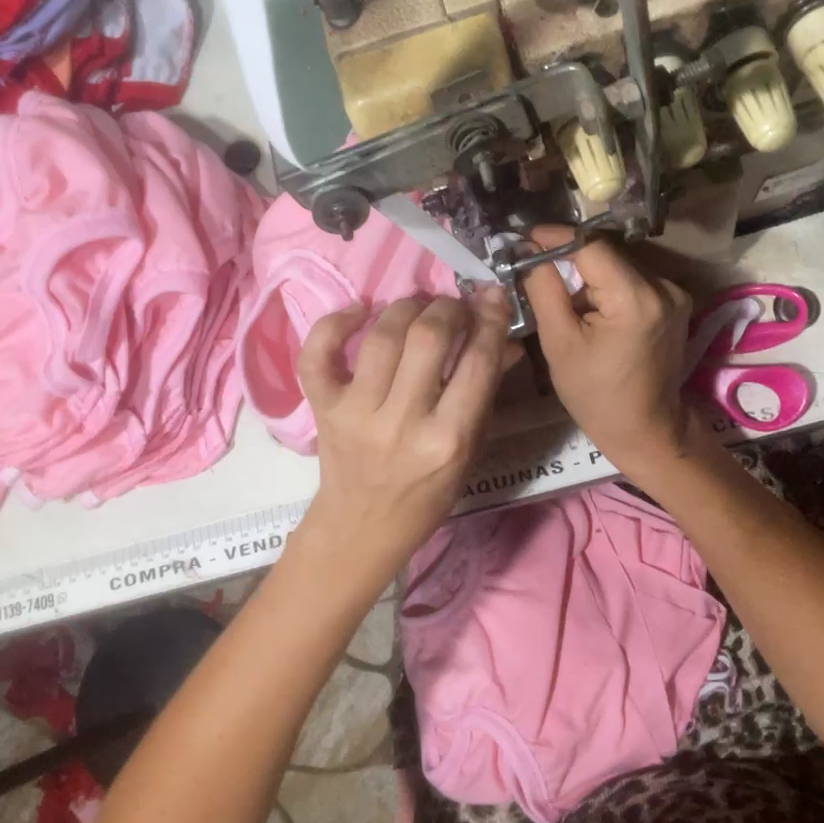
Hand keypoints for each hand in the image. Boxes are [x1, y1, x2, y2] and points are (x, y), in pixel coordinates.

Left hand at [295, 288, 516, 574]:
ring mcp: (357, 414)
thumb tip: (505, 337)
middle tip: (453, 306)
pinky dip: (335, 322)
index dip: (489, 320)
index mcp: (448, 439)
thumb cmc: (427, 492)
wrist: (363, 527)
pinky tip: (359, 311)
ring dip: (405, 308)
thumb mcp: (470, 450)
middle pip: (427, 338)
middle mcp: (402, 423)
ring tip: (417, 308)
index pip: (476, 362)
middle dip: (447, 309)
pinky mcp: (322, 408)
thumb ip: (486, 393)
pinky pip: (318, 353)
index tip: (490, 296)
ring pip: (381, 336)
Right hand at [519, 227, 697, 474]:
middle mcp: (663, 286)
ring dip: (589, 272)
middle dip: (569, 257)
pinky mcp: (676, 301)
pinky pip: (633, 279)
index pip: (591, 246)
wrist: (646, 429)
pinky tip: (590, 307)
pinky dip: (608, 285)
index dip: (555, 237)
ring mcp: (675, 293)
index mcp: (636, 298)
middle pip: (606, 254)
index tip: (524, 237)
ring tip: (559, 290)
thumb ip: (544, 289)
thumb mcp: (559, 343)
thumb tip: (528, 250)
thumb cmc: (596, 395)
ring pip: (619, 264)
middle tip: (534, 265)